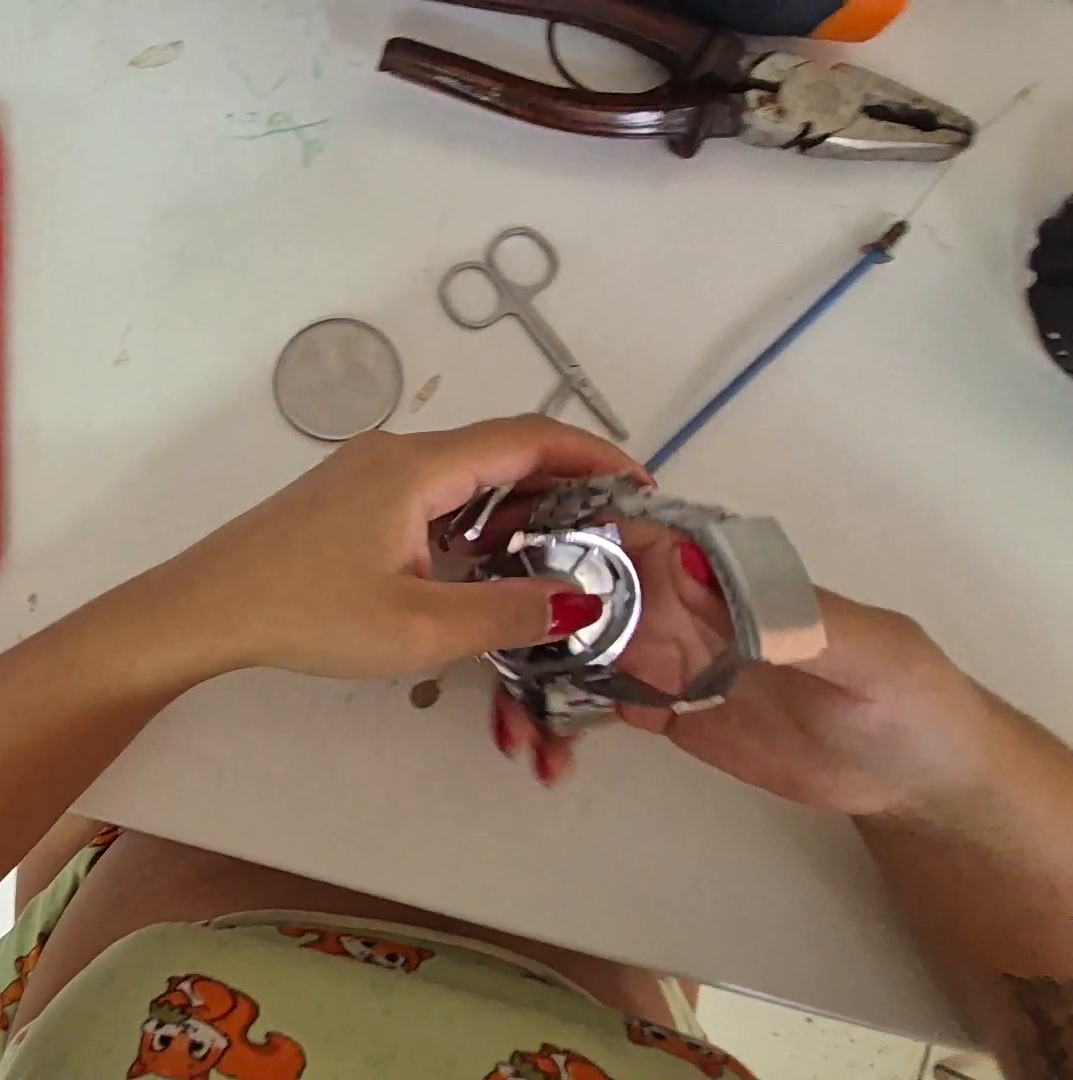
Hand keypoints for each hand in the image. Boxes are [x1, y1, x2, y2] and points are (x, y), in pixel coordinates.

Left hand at [133, 417, 646, 681]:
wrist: (206, 606)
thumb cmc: (306, 614)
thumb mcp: (419, 626)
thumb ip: (509, 612)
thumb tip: (579, 599)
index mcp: (416, 468)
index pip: (528, 438)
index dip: (594, 455)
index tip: (640, 488)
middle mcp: (388, 454)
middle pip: (492, 453)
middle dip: (555, 488)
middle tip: (602, 537)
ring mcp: (355, 473)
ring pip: (453, 476)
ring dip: (505, 509)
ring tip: (547, 559)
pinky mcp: (335, 497)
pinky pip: (417, 495)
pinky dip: (459, 520)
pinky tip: (468, 564)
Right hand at [493, 525, 1010, 815]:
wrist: (911, 781)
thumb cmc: (905, 699)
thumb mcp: (868, 652)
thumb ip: (787, 612)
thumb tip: (695, 567)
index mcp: (702, 575)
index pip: (613, 538)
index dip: (549, 541)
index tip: (497, 567)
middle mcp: (659, 606)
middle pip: (564, 601)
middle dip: (516, 631)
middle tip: (491, 677)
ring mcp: (645, 656)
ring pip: (558, 656)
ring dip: (523, 690)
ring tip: (516, 742)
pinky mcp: (641, 705)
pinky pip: (577, 707)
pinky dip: (549, 728)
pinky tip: (544, 759)